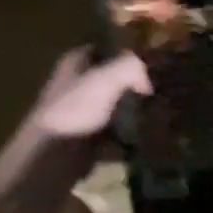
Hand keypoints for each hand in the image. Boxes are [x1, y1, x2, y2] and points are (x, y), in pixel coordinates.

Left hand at [0, 49, 149, 212]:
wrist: (45, 167)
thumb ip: (131, 68)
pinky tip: (149, 144)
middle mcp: (75, 88)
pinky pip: (113, 141)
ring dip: (135, 115)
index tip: (155, 55)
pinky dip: (129, 142)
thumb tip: (148, 80)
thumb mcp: (106, 80)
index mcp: (74, 65)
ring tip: (164, 116)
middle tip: (166, 88)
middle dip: (136, 84)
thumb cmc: (73, 114)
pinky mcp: (83, 148)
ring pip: (114, 110)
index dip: (127, 48)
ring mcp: (78, 119)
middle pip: (112, 80)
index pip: (104, 46)